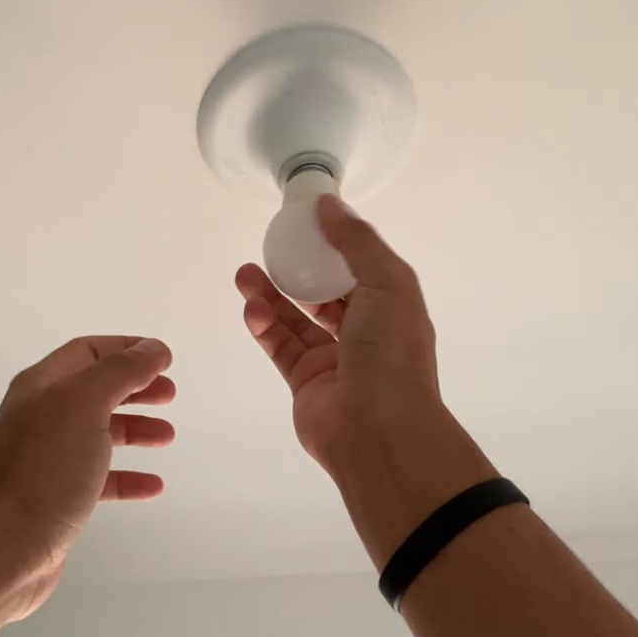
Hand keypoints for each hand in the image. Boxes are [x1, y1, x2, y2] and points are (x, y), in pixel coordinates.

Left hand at [0, 336, 173, 613]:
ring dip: (135, 429)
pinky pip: (99, 479)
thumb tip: (153, 349)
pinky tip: (152, 485)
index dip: (127, 349)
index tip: (164, 358)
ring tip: (167, 436)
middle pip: (95, 390)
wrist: (2, 546)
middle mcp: (42, 417)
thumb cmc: (44, 467)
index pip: (88, 351)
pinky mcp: (56, 498)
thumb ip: (122, 372)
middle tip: (169, 393)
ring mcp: (47, 459)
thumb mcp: (85, 404)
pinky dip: (128, 477)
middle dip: (135, 387)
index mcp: (43, 386)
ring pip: (99, 433)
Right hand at [237, 197, 496, 563]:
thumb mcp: (387, 283)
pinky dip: (264, 326)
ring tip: (245, 275)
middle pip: (325, 294)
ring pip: (296, 320)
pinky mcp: (305, 382)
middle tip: (268, 249)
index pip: (361, 270)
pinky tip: (251, 307)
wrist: (377, 432)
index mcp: (392, 308)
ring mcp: (334, 360)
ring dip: (271, 296)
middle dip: (297, 271)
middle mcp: (365, 334)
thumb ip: (357, 241)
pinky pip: (281, 346)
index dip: (335, 247)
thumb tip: (328, 204)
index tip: (304, 227)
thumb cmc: (391, 354)